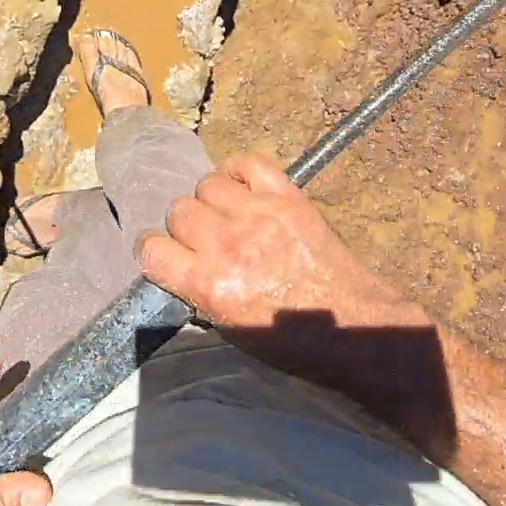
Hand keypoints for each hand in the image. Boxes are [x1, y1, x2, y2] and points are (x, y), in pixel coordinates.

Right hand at [136, 154, 423, 379]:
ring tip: (229, 215)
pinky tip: (244, 188)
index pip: (151, 250)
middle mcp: (228, 246)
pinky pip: (247, 163)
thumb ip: (198, 290)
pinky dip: (240, 171)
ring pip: (207, 185)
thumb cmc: (291, 342)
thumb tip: (178, 262)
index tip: (165, 254)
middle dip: (186, 226)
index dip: (154, 251)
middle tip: (206, 239)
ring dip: (212, 200)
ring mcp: (259, 216)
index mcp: (210, 286)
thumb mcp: (230, 330)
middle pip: (178, 211)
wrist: (354, 328)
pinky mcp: (287, 198)